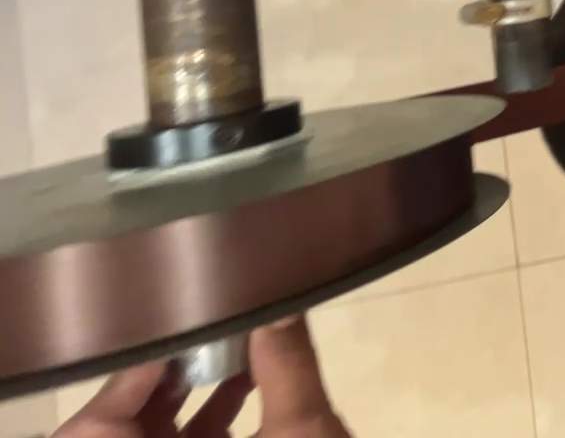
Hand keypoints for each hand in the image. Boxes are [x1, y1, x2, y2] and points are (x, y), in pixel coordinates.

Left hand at [54, 317, 349, 437]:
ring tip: (235, 345)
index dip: (131, 375)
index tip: (182, 327)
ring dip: (184, 392)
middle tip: (215, 328)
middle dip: (161, 376)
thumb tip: (280, 311)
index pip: (91, 428)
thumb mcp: (300, 430)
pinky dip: (205, 413)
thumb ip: (286, 369)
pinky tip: (249, 380)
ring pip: (147, 435)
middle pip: (113, 430)